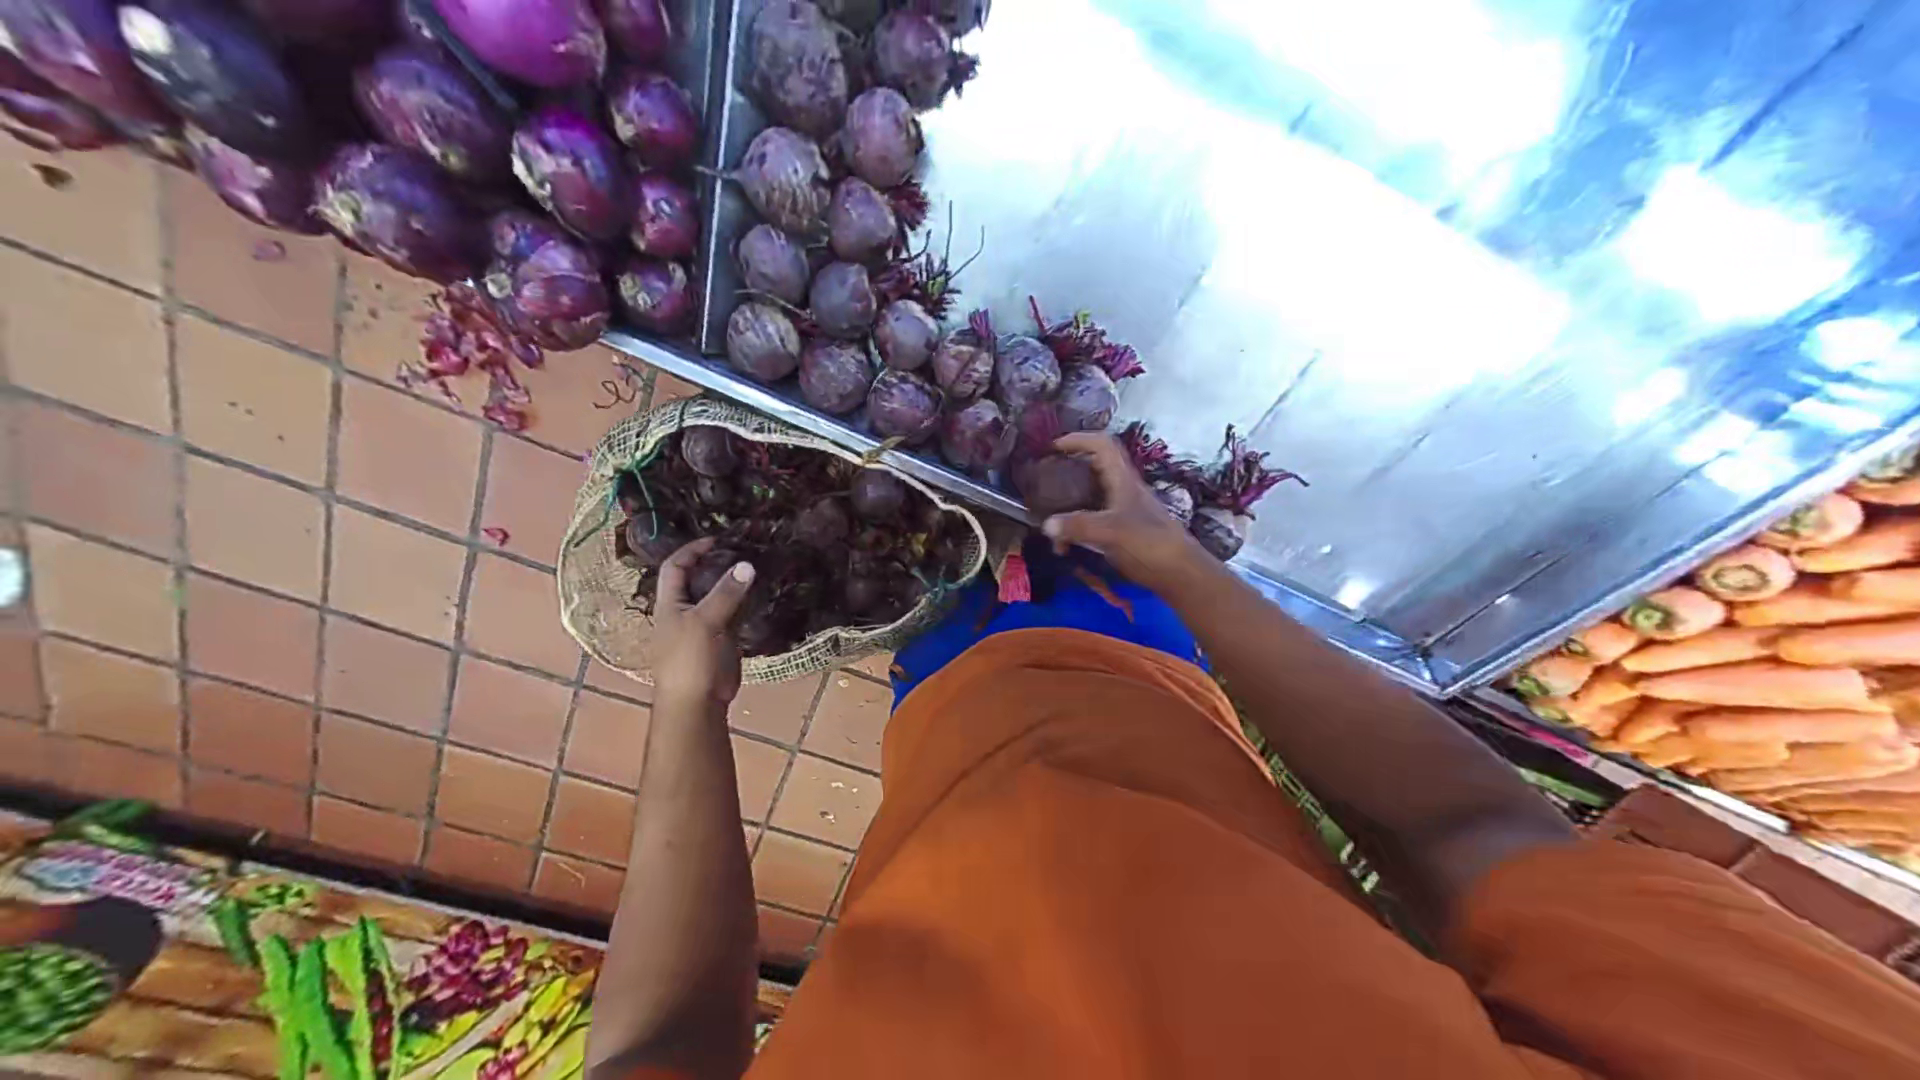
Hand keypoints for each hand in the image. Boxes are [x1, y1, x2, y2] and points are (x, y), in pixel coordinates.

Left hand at [652, 538, 755, 709]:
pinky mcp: (721, 640)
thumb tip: (746, 564)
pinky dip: (744, 604)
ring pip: (717, 597)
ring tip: (755, 567)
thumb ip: (725, 593)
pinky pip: (733, 615)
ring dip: (733, 583)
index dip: (691, 550)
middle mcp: (684, 611)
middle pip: (697, 580)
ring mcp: (703, 627)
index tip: (717, 539)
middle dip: (715, 564)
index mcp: (669, 604)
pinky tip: (760, 594)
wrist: (696, 703)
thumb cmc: (689, 660)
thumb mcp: (705, 622)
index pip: (675, 567)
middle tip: (742, 550)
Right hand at [1042, 432, 1209, 588]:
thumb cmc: (1151, 544)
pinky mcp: (1123, 532)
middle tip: (1045, 481)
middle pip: (1094, 469)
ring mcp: (1123, 512)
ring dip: (1069, 506)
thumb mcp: (1112, 532)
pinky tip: (1065, 548)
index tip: (1053, 447)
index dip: (1078, 439)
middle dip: (1068, 471)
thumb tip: (1047, 524)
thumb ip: (1078, 526)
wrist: (1181, 573)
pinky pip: (1092, 522)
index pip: (1102, 445)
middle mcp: (1123, 491)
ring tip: (1049, 520)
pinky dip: (1075, 530)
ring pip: (1090, 498)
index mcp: (1123, 480)